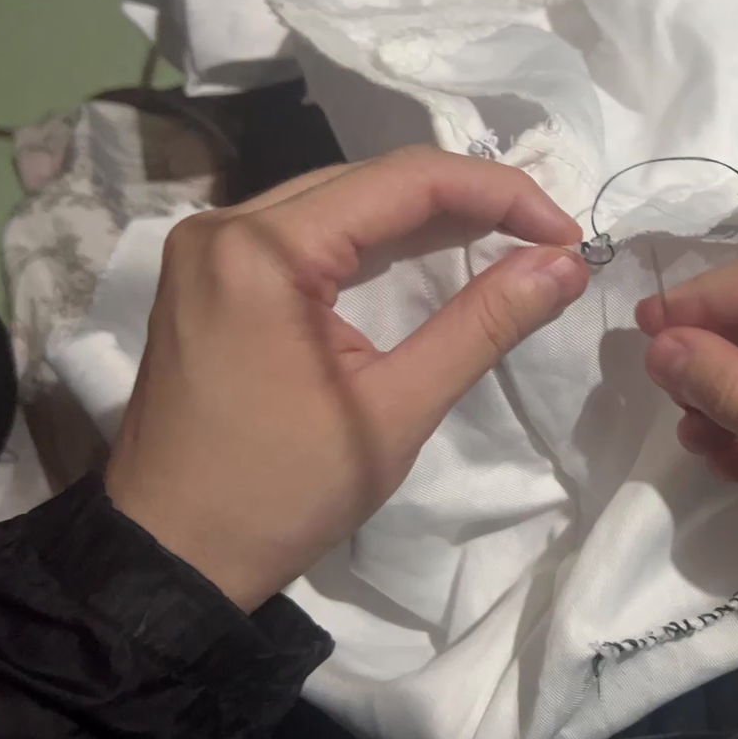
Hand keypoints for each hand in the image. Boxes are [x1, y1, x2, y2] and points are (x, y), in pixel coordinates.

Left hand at [105, 148, 588, 610]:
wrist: (171, 558)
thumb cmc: (283, 494)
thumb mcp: (398, 409)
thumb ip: (485, 325)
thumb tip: (565, 265)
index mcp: (265, 251)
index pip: (407, 181)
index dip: (501, 194)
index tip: (565, 234)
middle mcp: (231, 226)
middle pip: (376, 180)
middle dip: (474, 201)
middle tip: (546, 240)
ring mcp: (217, 247)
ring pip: (350, 200)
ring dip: (434, 217)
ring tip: (510, 242)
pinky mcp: (220, 274)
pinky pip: (320, 231)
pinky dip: (388, 240)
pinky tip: (436, 257)